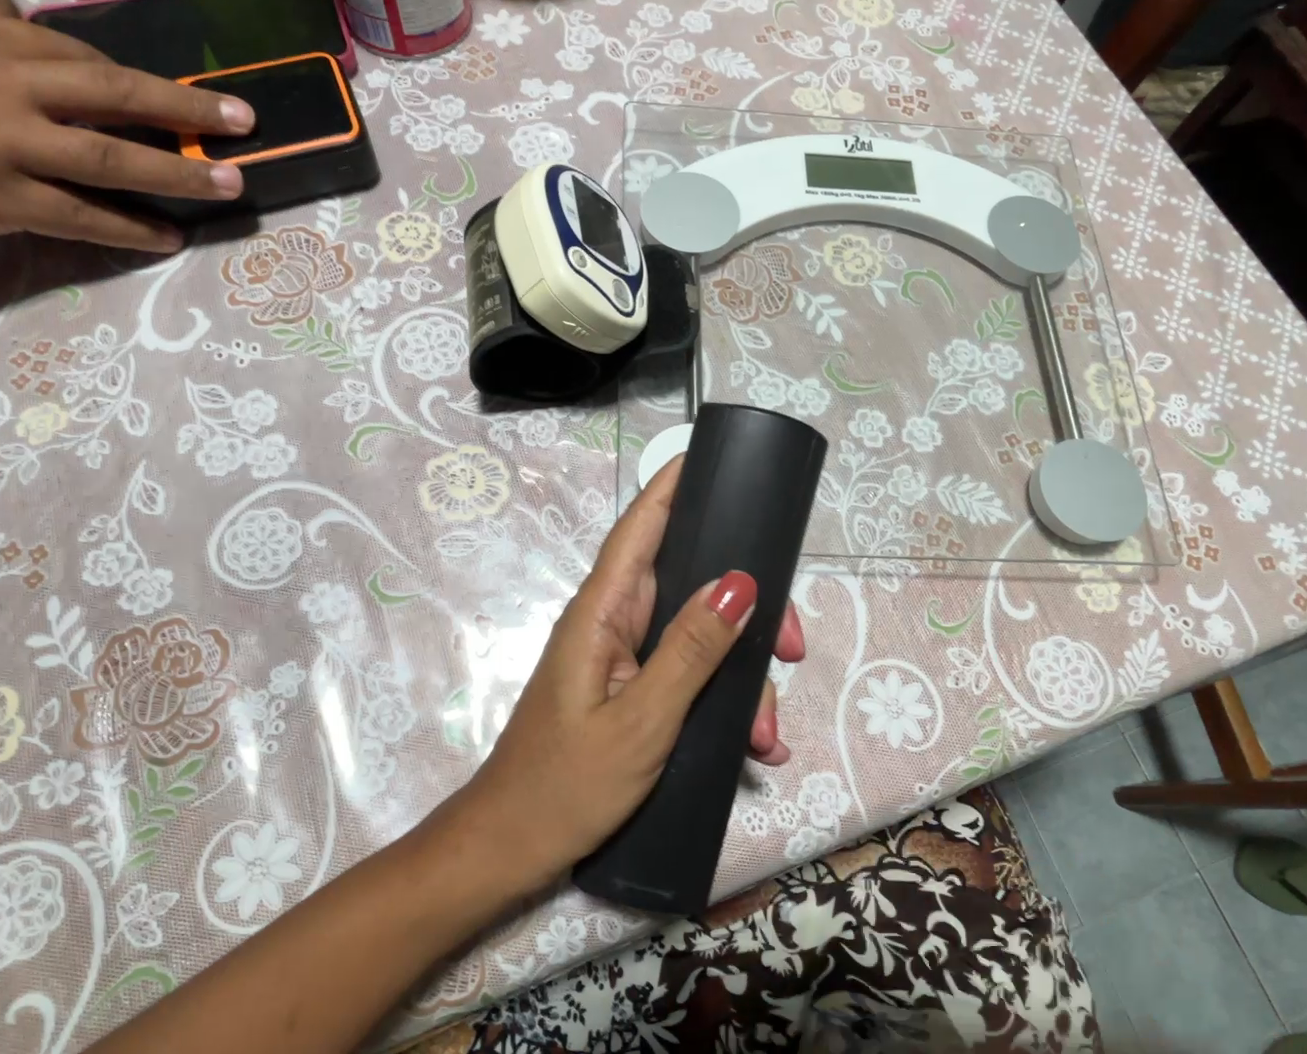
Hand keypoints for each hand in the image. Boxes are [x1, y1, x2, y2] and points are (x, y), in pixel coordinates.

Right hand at [0, 11, 251, 255]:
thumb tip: (38, 83)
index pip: (76, 54)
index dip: (138, 81)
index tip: (184, 98)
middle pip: (111, 94)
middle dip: (186, 108)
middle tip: (244, 122)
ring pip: (108, 160)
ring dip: (177, 175)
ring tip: (229, 184)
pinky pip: (79, 219)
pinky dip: (128, 229)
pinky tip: (166, 238)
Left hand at [443, 459, 801, 892]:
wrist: (514, 848)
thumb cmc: (568, 784)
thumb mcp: (642, 720)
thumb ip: (691, 651)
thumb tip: (740, 582)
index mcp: (603, 613)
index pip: (641, 529)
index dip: (676, 487)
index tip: (719, 458)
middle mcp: (614, 625)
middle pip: (691, 585)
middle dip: (747, 612)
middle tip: (793, 649)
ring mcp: (624, 662)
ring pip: (699, 639)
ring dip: (741, 677)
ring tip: (765, 732)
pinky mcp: (632, 694)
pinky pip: (689, 680)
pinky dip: (723, 705)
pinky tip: (751, 746)